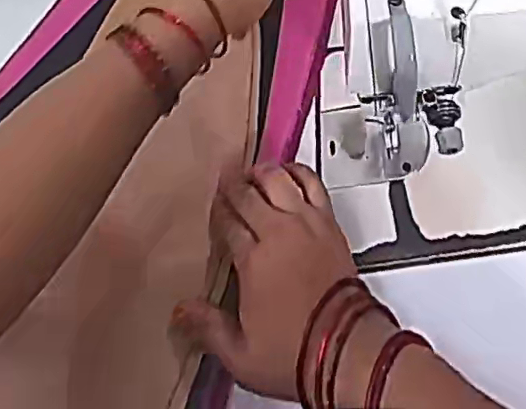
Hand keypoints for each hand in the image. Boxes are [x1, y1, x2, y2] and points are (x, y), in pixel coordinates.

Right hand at [172, 164, 358, 401]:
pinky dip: (298, 171)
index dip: (218, 213)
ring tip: (253, 174)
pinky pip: (311, 183)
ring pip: (277, 180)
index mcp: (252, 260)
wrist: (344, 345)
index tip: (214, 210)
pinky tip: (290, 171)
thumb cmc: (294, 351)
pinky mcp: (327, 220)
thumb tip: (181, 311)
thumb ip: (208, 327)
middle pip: (248, 195)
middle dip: (233, 187)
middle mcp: (277, 232)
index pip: (227, 223)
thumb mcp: (241, 354)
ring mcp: (304, 222)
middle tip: (225, 182)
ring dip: (262, 173)